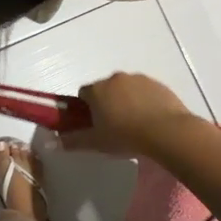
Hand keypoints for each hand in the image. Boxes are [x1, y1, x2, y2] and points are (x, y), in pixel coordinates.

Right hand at [61, 73, 197, 155]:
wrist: (167, 131)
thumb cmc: (125, 136)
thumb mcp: (95, 142)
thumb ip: (73, 140)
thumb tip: (54, 141)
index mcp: (97, 89)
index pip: (83, 94)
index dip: (86, 109)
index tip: (93, 124)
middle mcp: (115, 78)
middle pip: (105, 90)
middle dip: (107, 104)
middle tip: (114, 127)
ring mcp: (139, 79)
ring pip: (126, 89)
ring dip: (126, 101)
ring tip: (135, 125)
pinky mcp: (158, 84)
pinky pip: (145, 91)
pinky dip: (144, 102)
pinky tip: (150, 120)